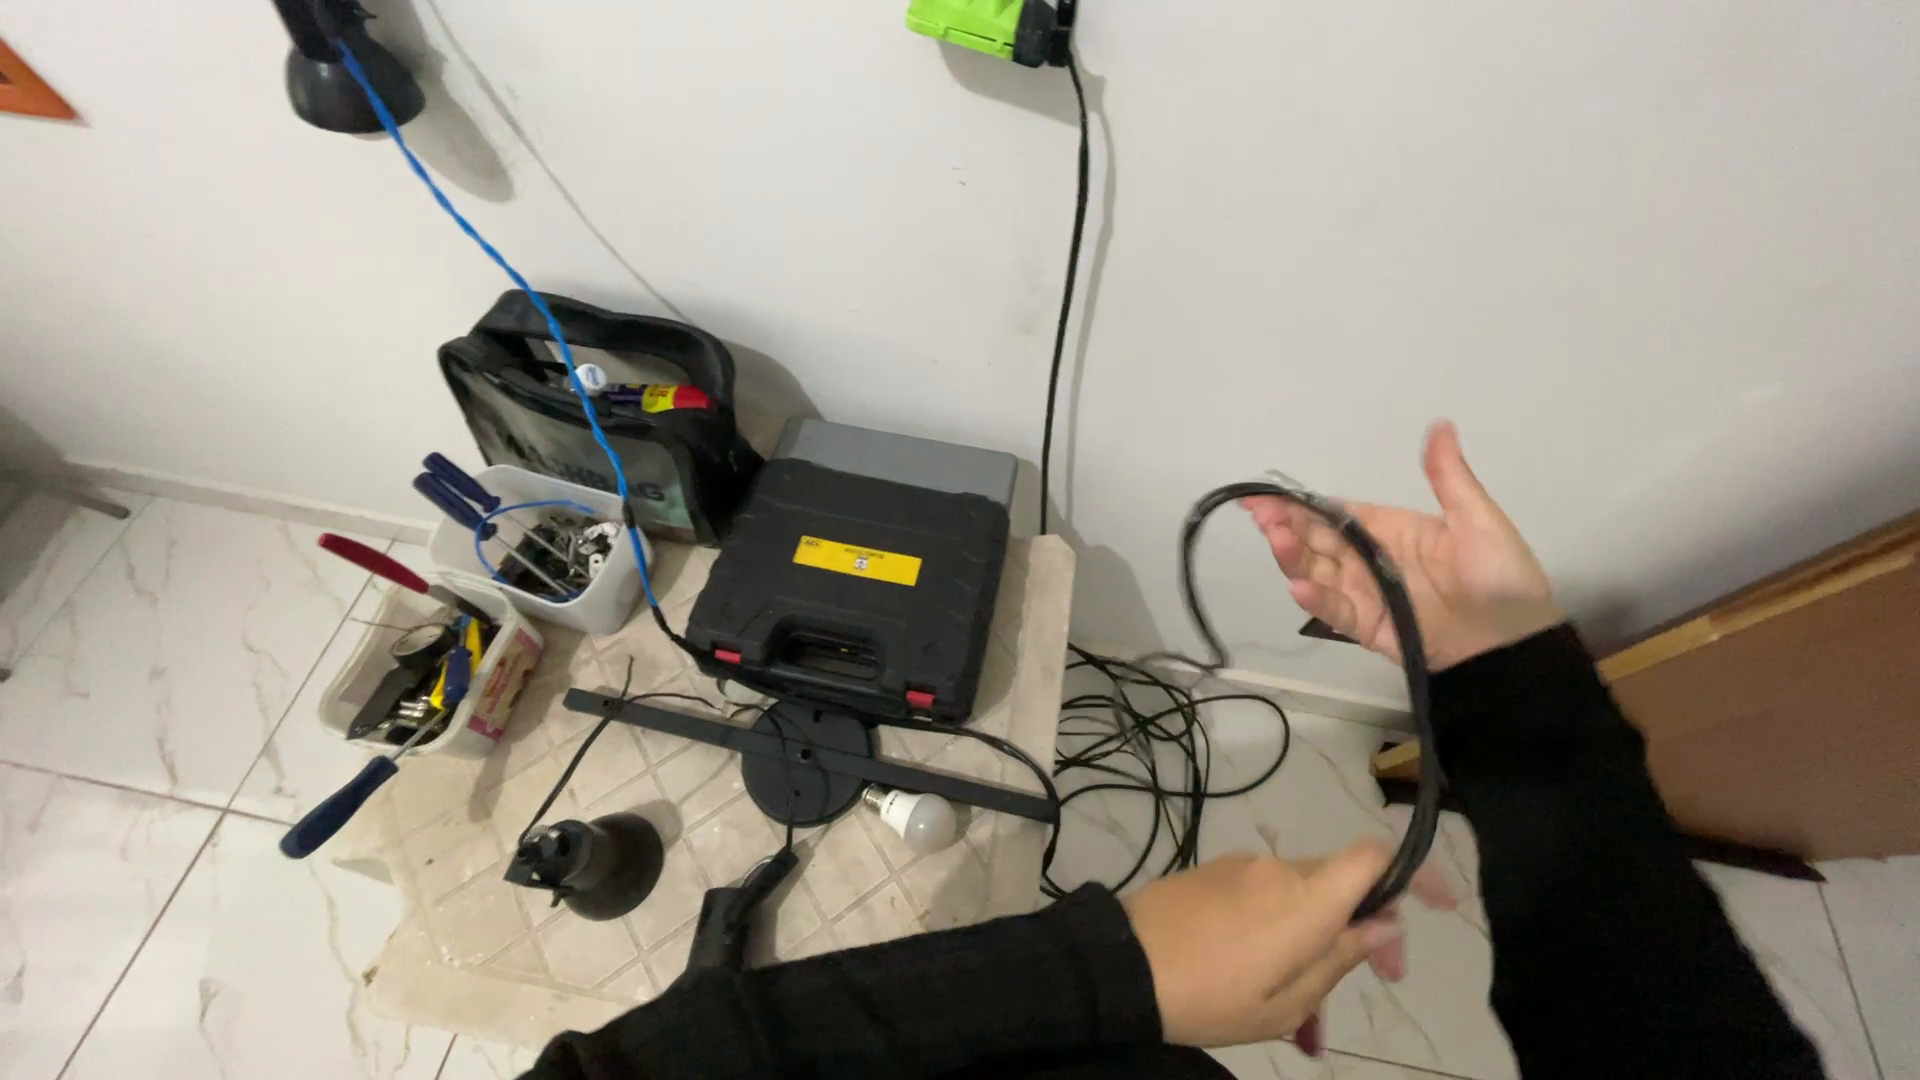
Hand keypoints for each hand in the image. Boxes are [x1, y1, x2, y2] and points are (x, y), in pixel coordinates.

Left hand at [1122, 841, 1453, 1048]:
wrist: (1123, 964)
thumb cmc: (1210, 995)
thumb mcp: (1288, 1000)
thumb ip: (1341, 956)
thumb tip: (1385, 923)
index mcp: (1304, 898)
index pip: (1372, 858)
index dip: (1414, 870)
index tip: (1440, 904)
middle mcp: (1276, 868)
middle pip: (1341, 882)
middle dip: (1366, 927)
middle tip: (1378, 982)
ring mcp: (1241, 866)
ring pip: (1301, 895)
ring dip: (1317, 940)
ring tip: (1306, 1016)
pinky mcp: (1214, 872)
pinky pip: (1264, 895)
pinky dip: (1281, 929)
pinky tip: (1267, 980)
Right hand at [1243, 420, 1562, 670]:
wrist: (1513, 643)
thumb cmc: (1500, 577)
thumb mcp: (1478, 520)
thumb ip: (1448, 477)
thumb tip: (1440, 423)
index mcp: (1385, 529)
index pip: (1331, 512)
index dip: (1296, 504)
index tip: (1264, 496)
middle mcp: (1364, 558)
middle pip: (1313, 539)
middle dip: (1283, 525)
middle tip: (1258, 513)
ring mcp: (1360, 592)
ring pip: (1314, 570)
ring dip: (1291, 556)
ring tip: (1276, 540)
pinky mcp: (1362, 624)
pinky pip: (1333, 609)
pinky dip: (1315, 599)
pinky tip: (1300, 586)